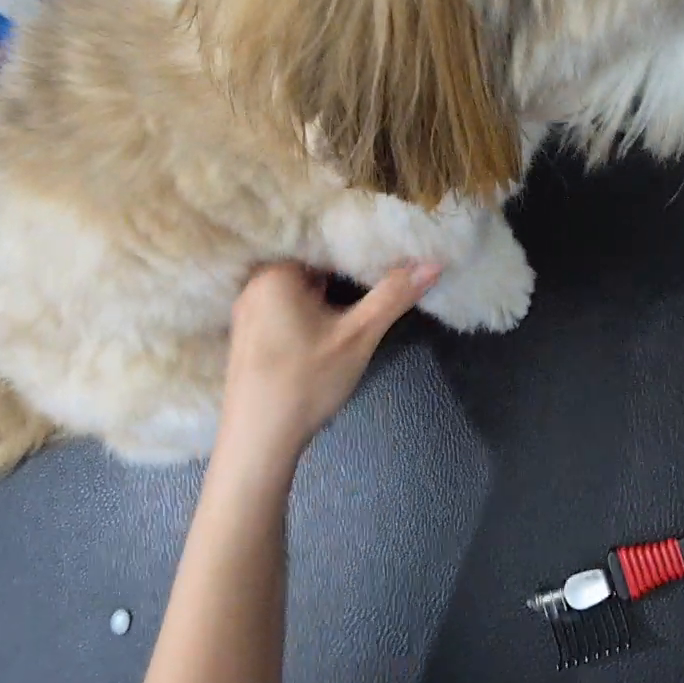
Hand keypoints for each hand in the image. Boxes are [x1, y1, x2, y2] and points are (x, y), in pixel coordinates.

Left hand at [213, 261, 440, 472]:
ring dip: (333, 288)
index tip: (393, 244)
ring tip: (370, 287)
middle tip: (390, 266)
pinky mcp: (251, 334)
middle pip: (314, 262)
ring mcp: (250, 310)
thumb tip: (433, 262)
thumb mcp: (358, 336)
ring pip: (303, 286)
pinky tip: (336, 317)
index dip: (362, 241)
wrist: (258, 442)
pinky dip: (315, 305)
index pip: (325, 240)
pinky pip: (289, 304)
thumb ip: (394, 295)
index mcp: (276, 273)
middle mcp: (256, 284)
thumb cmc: (306, 382)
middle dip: (349, 266)